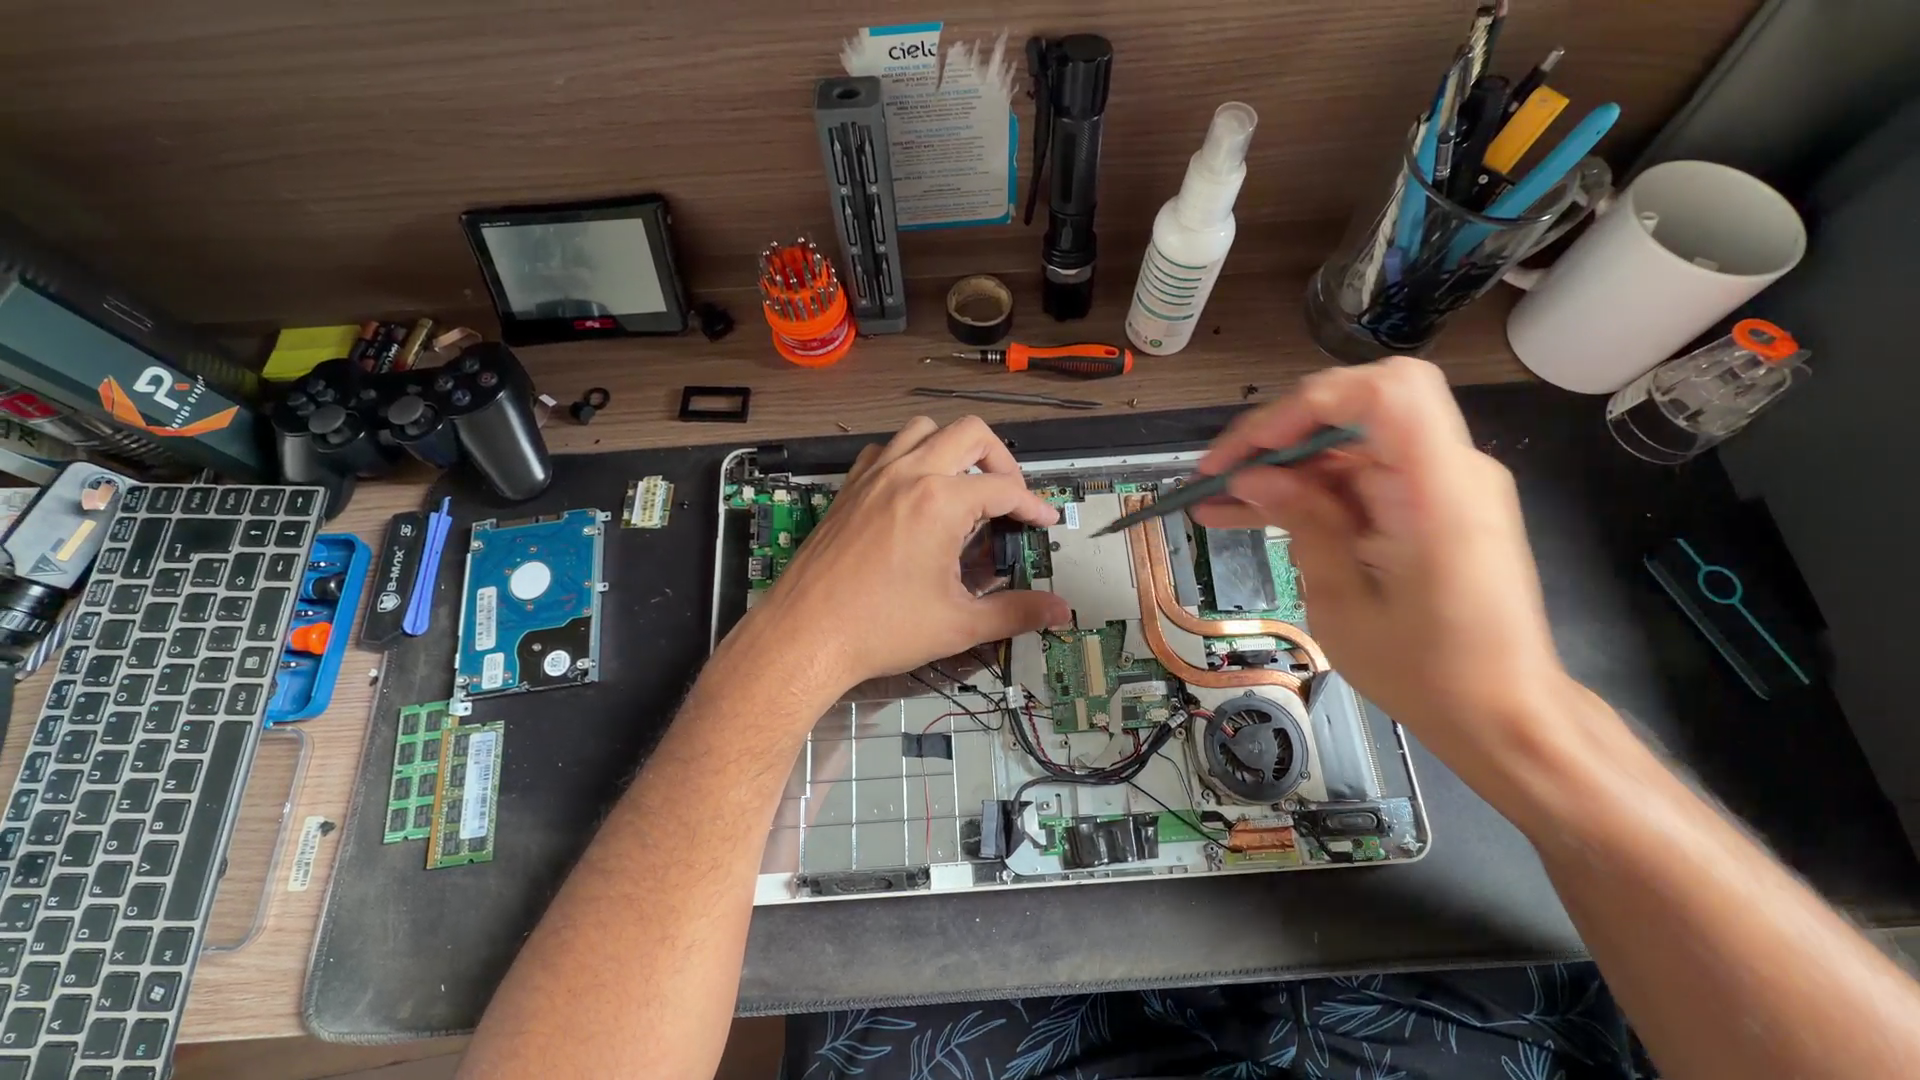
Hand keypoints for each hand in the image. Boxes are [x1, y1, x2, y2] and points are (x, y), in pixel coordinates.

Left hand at [740, 416, 1070, 692]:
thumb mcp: (959, 624)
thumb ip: (1016, 612)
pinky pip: (885, 450)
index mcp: (940, 501)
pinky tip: (915, 493)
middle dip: (1000, 459)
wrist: (804, 635)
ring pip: (923, 429)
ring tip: (965, 485)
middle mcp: (908, 474)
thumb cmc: (882, 629)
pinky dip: (909, 457)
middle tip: (1009, 496)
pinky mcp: (849, 488)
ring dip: (952, 447)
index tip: (1045, 522)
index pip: (1004, 488)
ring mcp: (873, 476)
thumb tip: (1061, 611)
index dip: (1033, 504)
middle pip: (970, 433)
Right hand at [1189, 358, 1571, 766]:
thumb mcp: (1345, 602)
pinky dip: (1309, 495)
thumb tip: (1254, 477)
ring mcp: (1442, 487)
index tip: (1254, 451)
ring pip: (1348, 448)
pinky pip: (1360, 482)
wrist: (1503, 716)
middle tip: (1216, 476)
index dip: (1308, 406)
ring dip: (1282, 471)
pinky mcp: (1429, 508)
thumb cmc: (1427, 673)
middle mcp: (1450, 471)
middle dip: (1279, 439)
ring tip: (1215, 502)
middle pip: (1357, 413)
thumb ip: (1305, 524)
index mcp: (1439, 489)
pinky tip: (1252, 516)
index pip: (1384, 392)